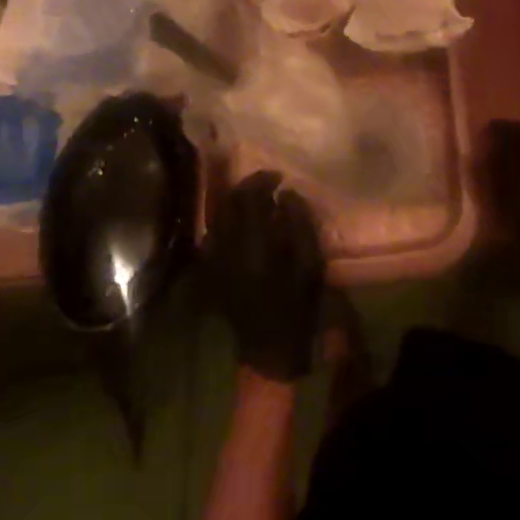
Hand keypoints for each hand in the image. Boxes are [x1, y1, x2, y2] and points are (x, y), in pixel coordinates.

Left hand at [202, 172, 324, 380]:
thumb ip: (299, 224)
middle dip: (246, 187)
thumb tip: (286, 194)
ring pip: (218, 215)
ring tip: (254, 199)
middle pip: (229, 203)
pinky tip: (240, 221)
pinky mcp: (210, 268)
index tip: (278, 176)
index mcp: (253, 246)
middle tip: (266, 183)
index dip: (262, 181)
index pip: (250, 199)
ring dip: (234, 201)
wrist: (269, 343)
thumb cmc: (296, 303)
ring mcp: (214, 258)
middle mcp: (227, 247)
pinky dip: (226, 219)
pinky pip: (213, 232)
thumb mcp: (309, 263)